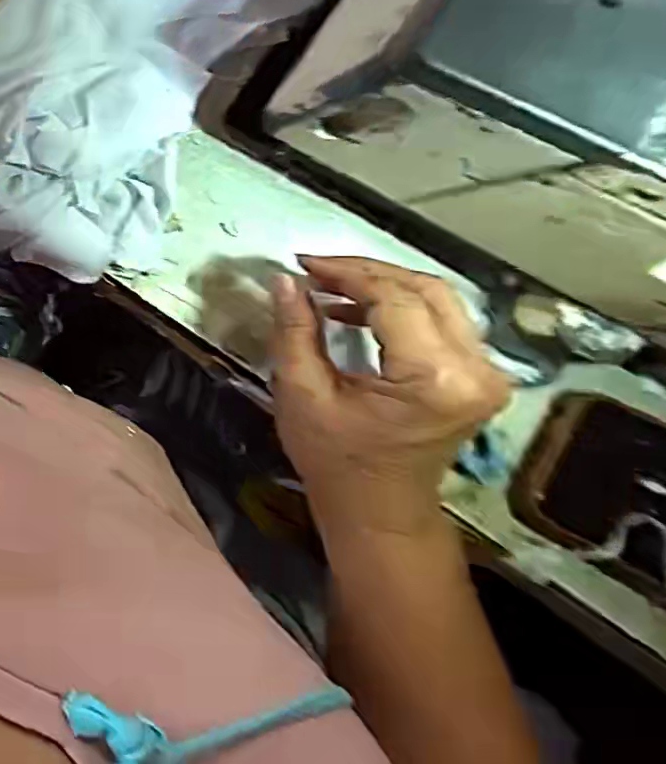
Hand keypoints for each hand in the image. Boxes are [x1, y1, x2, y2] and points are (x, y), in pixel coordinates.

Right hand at [271, 256, 509, 535]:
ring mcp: (484, 374)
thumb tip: (284, 282)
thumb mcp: (300, 389)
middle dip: (366, 271)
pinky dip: (395, 305)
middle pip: (428, 292)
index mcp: (434, 378)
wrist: (375, 501)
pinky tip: (351, 311)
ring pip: (438, 301)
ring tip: (327, 285)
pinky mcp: (474, 376)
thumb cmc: (332, 453)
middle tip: (313, 268)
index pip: (396, 301)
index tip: (300, 265)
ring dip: (381, 285)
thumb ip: (295, 331)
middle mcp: (475, 371)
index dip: (346, 274)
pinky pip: (440, 321)